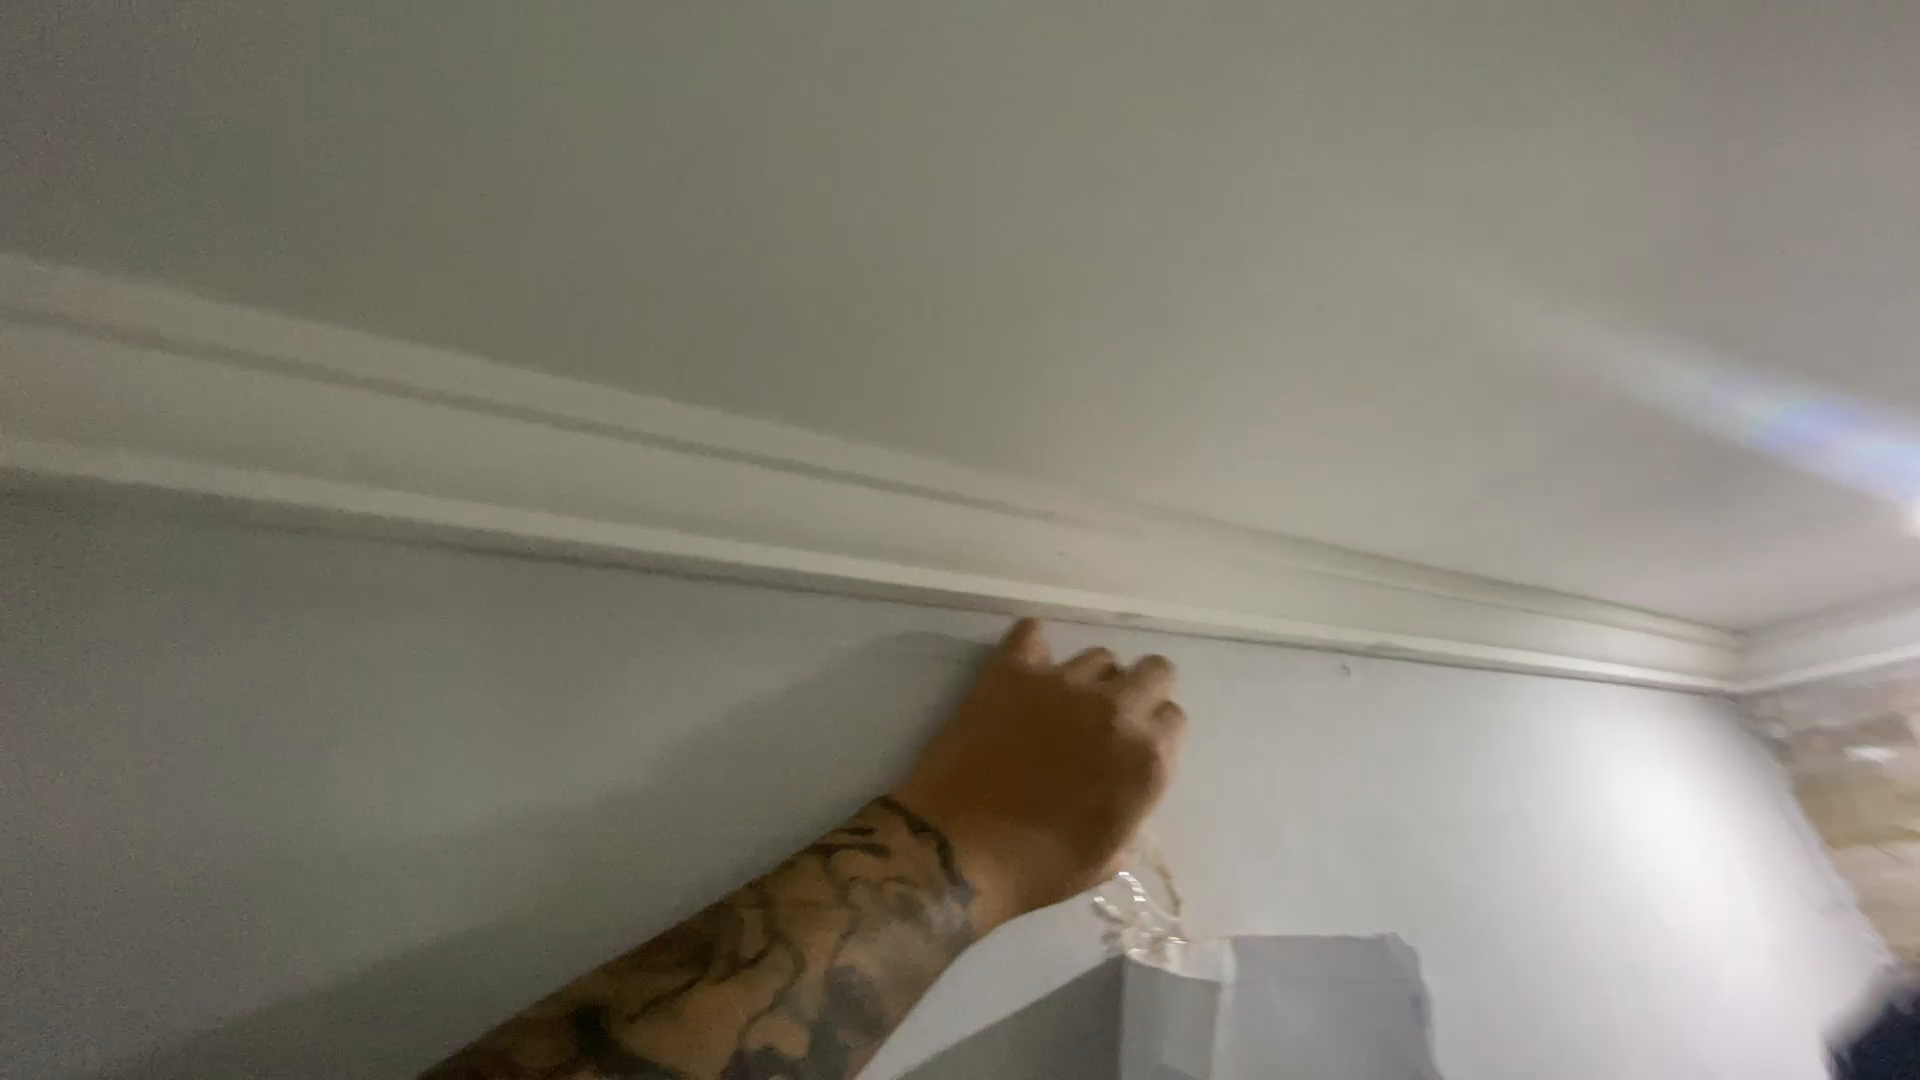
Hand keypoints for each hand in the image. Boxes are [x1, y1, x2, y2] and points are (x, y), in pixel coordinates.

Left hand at [891, 618, 1187, 929]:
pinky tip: (1026, 666)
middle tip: (1110, 716)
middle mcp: (1114, 709)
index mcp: (1146, 759)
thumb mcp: (1108, 855)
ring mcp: (1062, 683)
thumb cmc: (1037, 865)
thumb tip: (1123, 781)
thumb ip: (1130, 805)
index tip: (1133, 746)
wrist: (958, 846)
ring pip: (1098, 656)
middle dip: (1140, 689)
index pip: (1174, 718)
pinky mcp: (1012, 670)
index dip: (1155, 732)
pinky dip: (1032, 645)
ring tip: (1062, 702)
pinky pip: (1031, 633)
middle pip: (1153, 669)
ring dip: (1090, 677)